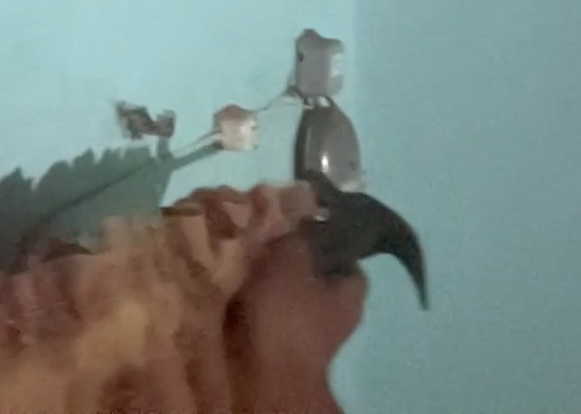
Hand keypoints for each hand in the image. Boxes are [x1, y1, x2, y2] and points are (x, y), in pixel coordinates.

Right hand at [232, 230, 367, 412]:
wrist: (262, 372)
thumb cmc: (287, 312)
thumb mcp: (293, 257)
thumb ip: (297, 231)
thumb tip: (299, 207)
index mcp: (348, 291)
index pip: (345, 252)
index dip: (325, 231)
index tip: (296, 214)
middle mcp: (333, 310)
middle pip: (313, 267)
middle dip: (287, 247)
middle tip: (261, 224)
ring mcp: (306, 327)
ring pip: (286, 283)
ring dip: (266, 266)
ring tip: (241, 243)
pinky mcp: (276, 336)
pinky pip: (264, 300)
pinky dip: (251, 287)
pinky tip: (232, 269)